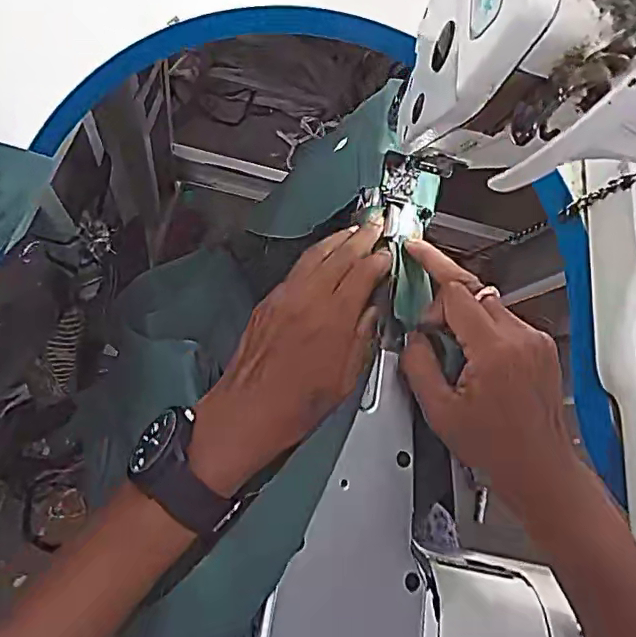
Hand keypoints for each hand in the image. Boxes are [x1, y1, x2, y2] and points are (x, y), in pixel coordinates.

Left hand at [189, 218, 390, 494]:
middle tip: (376, 225)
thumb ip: (362, 338)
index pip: (362, 273)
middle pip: (340, 255)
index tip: (388, 254)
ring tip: (353, 230)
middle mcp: (307, 301)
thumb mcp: (346, 378)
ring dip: (338, 239)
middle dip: (362, 237)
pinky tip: (323, 254)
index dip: (379, 260)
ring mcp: (285, 298)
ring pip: (315, 255)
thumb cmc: (294, 405)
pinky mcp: (269, 302)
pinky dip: (315, 255)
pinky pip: (297, 268)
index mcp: (332, 320)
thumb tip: (371, 313)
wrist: (247, 411)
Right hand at [398, 238, 590, 515]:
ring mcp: (534, 341)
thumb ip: (419, 364)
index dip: (429, 280)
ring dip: (463, 314)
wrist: (540, 468)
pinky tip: (472, 358)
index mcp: (495, 351)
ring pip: (489, 303)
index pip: (457, 292)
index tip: (414, 256)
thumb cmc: (499, 450)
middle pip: (474, 290)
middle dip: (444, 295)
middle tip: (423, 290)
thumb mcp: (440, 411)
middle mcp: (520, 338)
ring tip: (449, 349)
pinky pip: (504, 321)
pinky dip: (482, 328)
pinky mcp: (540, 347)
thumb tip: (413, 338)